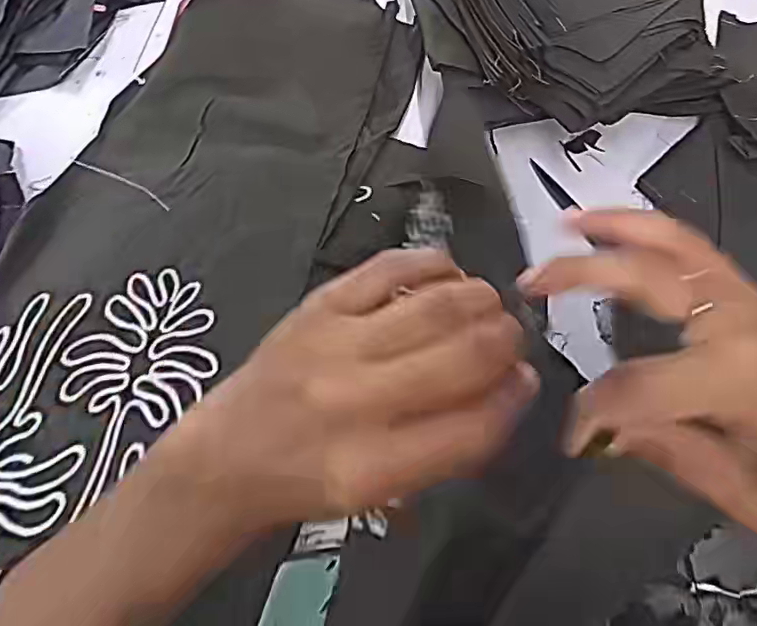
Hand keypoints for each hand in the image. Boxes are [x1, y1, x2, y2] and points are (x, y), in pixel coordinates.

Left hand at [160, 249, 536, 532]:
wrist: (230, 451)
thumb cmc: (309, 478)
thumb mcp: (380, 494)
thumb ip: (447, 446)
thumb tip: (507, 389)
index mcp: (374, 466)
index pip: (473, 425)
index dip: (514, 398)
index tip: (526, 380)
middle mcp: (356, 401)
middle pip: (462, 354)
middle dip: (505, 340)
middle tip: (513, 336)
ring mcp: (336, 342)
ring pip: (434, 304)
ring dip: (479, 298)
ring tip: (490, 303)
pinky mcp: (320, 303)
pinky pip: (389, 267)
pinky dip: (431, 263)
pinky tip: (448, 271)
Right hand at [520, 210, 756, 614]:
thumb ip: (674, 456)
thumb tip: (607, 431)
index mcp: (741, 380)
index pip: (638, 386)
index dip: (595, 414)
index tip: (573, 438)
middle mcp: (738, 323)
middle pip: (645, 277)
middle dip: (580, 274)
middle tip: (531, 283)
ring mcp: (747, 300)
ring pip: (673, 241)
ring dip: (617, 224)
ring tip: (568, 221)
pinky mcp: (751, 297)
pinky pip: (694, 248)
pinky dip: (652, 229)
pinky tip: (621, 232)